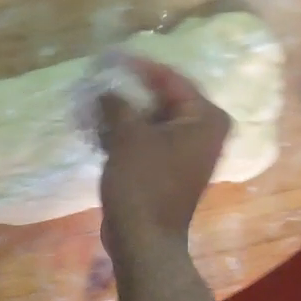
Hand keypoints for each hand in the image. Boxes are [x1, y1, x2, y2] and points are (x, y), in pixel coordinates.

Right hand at [95, 55, 230, 261]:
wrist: (143, 242)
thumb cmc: (142, 186)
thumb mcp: (128, 138)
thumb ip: (117, 106)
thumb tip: (105, 89)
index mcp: (206, 117)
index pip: (172, 80)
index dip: (139, 68)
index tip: (112, 57)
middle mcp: (204, 132)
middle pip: (162, 102)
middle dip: (128, 95)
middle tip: (101, 84)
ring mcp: (187, 156)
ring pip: (152, 125)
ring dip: (123, 118)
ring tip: (95, 109)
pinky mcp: (168, 175)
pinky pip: (147, 146)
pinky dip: (126, 139)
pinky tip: (101, 134)